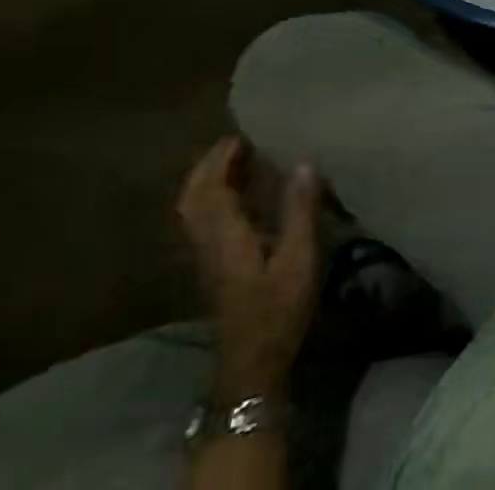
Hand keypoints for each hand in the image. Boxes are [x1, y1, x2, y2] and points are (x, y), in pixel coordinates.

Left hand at [176, 137, 321, 401]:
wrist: (251, 362)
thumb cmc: (277, 308)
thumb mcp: (299, 258)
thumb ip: (300, 210)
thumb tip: (303, 163)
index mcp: (224, 234)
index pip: (211, 186)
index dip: (223, 158)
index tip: (244, 133)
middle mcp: (207, 241)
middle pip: (192, 196)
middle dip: (208, 165)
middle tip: (235, 144)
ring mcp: (205, 256)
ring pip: (192, 209)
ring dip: (206, 181)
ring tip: (235, 163)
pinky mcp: (212, 267)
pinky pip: (201, 220)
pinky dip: (211, 199)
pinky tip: (237, 199)